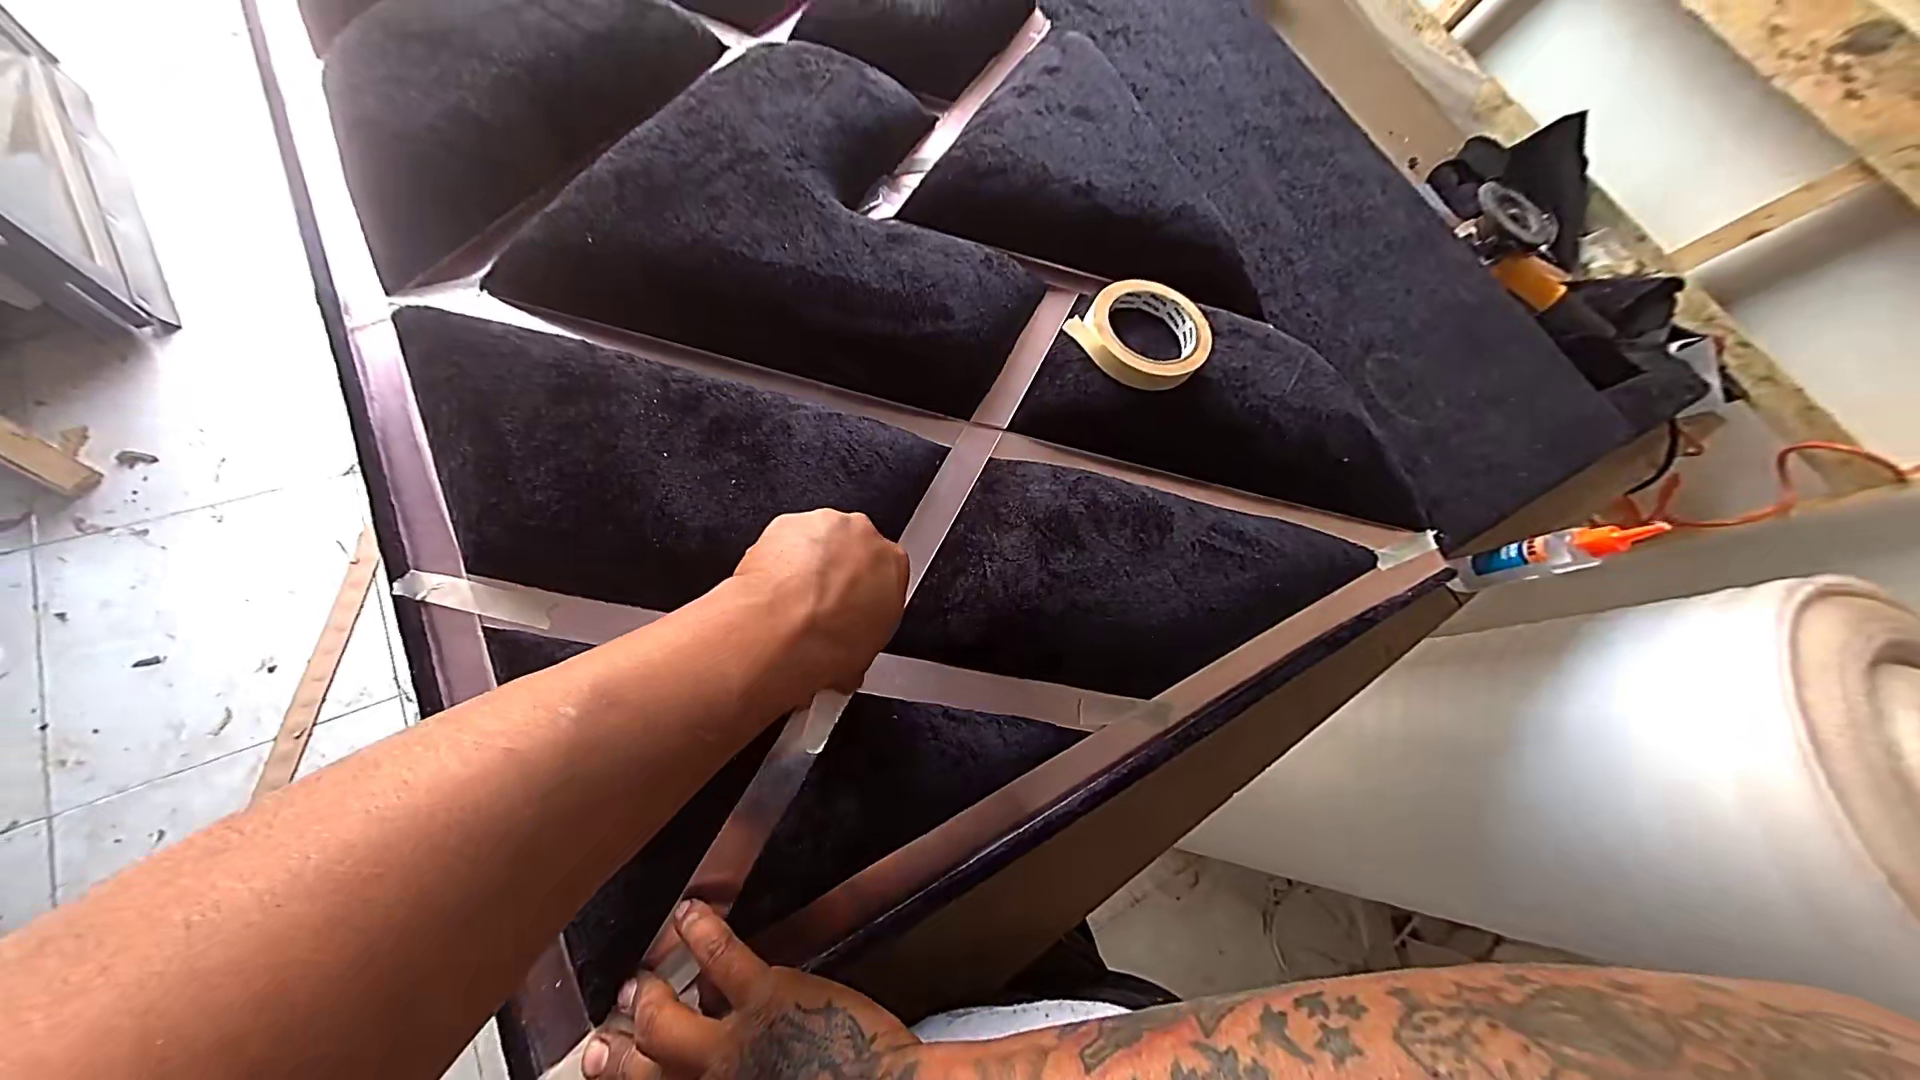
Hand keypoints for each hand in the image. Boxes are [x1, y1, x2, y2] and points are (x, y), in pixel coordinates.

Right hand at [581, 901, 921, 1079]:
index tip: (613, 1070)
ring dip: (645, 998)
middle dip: (615, 1054)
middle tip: (603, 1036)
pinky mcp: (765, 994)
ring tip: (636, 979)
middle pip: (640, 1069)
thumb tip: (730, 1062)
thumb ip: (744, 1077)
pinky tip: (690, 913)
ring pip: (663, 1020)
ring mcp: (731, 1042)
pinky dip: (700, 932)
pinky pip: (721, 957)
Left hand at [731, 510, 908, 697]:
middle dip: (838, 572)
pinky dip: (777, 559)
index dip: (867, 592)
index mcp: (894, 563)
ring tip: (792, 602)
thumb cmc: (827, 639)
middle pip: (852, 548)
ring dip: (807, 564)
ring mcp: (824, 525)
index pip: (886, 572)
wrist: (782, 632)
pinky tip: (772, 589)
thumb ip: (866, 633)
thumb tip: (851, 652)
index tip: (852, 608)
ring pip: (817, 540)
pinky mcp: (786, 522)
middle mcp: (863, 535)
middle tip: (821, 606)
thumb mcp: (866, 652)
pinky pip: (784, 539)